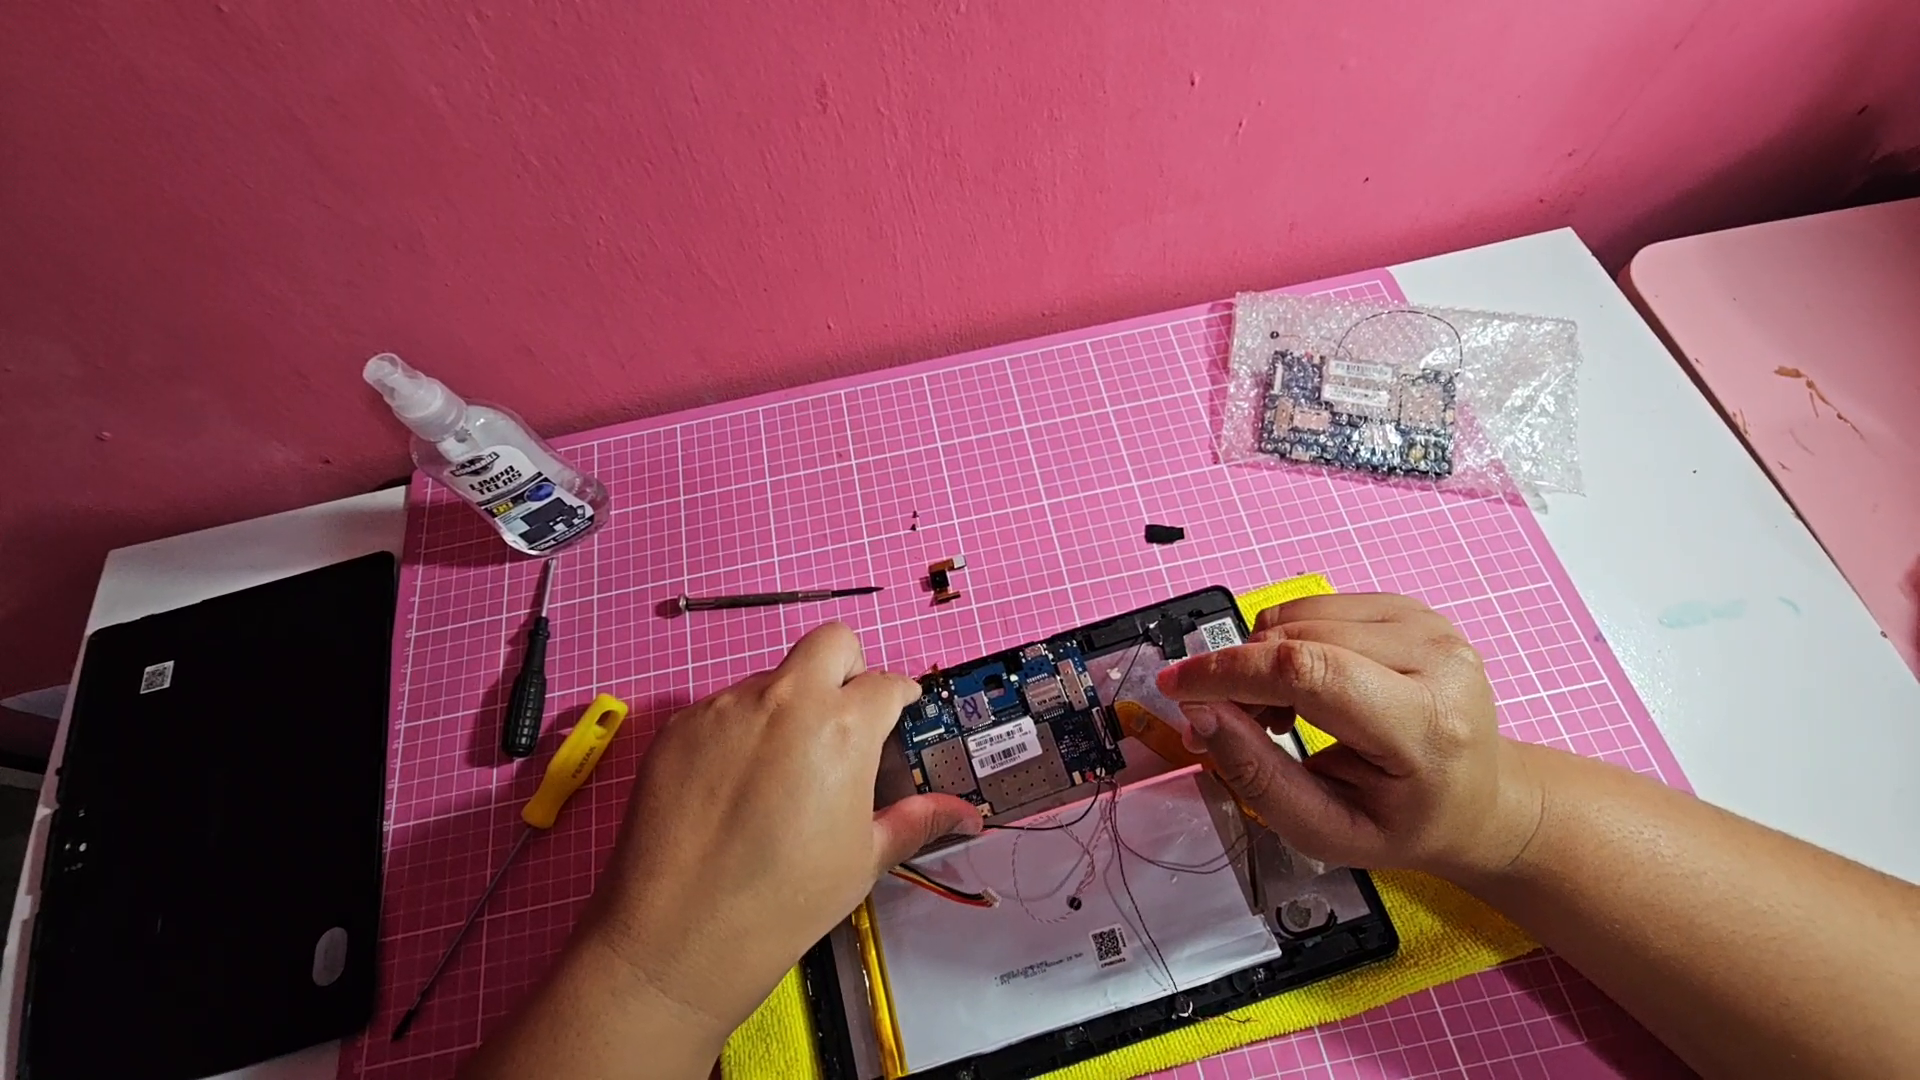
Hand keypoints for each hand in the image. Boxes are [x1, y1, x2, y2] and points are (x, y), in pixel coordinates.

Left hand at [584, 623, 981, 1046]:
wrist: (676, 938)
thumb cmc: (788, 901)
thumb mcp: (864, 858)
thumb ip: (918, 819)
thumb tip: (971, 814)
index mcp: (844, 726)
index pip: (886, 682)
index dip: (899, 697)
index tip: (897, 713)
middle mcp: (786, 699)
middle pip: (831, 642)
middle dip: (848, 667)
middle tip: (843, 716)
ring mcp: (726, 706)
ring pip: (773, 678)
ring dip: (789, 705)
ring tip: (778, 770)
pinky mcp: (680, 724)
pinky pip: (724, 707)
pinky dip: (740, 730)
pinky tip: (731, 785)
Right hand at [1155, 593, 1541, 877]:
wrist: (1481, 798)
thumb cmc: (1404, 823)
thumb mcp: (1326, 828)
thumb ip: (1257, 773)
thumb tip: (1198, 714)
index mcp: (1427, 725)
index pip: (1308, 672)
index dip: (1228, 672)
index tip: (1176, 687)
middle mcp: (1435, 659)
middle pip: (1292, 642)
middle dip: (1235, 678)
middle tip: (1227, 724)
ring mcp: (1425, 624)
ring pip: (1292, 618)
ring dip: (1257, 662)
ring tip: (1275, 714)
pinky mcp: (1406, 608)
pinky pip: (1307, 607)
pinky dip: (1280, 644)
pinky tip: (1300, 685)